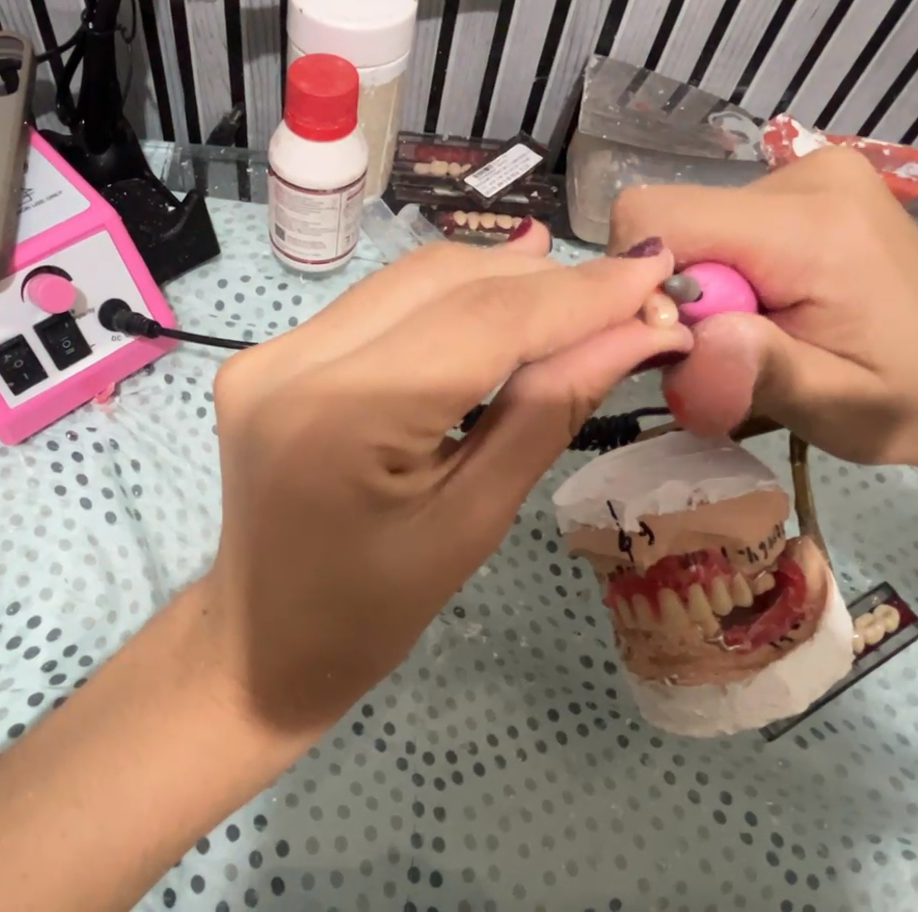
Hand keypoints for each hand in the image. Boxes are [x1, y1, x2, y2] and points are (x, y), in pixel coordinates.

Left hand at [198, 225, 689, 731]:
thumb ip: (547, 413)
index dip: (576, 294)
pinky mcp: (268, 355)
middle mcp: (293, 361)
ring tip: (578, 294)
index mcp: (343, 415)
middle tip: (627, 292)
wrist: (263, 640)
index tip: (654, 278)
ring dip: (497, 279)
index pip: (482, 320)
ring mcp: (270, 352)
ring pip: (408, 280)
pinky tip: (500, 298)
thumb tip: (630, 334)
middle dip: (543, 279)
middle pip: (441, 281)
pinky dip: (444, 299)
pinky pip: (374, 306)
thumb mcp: (473, 522)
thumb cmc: (372, 612)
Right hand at [607, 147, 917, 476]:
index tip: (681, 337)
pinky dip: (718, 270)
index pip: (657, 216)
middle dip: (673, 289)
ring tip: (755, 329)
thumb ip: (753, 367)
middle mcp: (806, 176)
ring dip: (697, 284)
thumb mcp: (831, 406)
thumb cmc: (904, 402)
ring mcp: (807, 171)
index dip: (644, 280)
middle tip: (725, 344)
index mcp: (812, 227)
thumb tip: (675, 329)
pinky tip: (765, 304)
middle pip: (668, 219)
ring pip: (686, 222)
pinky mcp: (802, 182)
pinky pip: (714, 221)